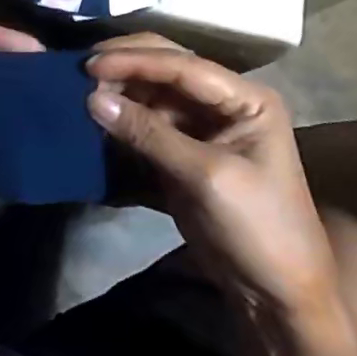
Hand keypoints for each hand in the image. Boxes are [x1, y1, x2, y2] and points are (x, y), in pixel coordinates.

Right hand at [86, 37, 338, 318]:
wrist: (276, 295)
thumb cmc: (257, 227)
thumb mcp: (205, 177)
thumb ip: (150, 134)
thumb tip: (93, 99)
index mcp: (244, 97)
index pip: (183, 65)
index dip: (136, 60)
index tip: (91, 64)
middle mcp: (224, 101)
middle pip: (168, 70)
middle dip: (126, 65)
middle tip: (80, 68)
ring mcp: (203, 125)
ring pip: (154, 94)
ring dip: (120, 91)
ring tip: (80, 89)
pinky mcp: (185, 151)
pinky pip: (149, 122)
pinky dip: (124, 118)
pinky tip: (98, 115)